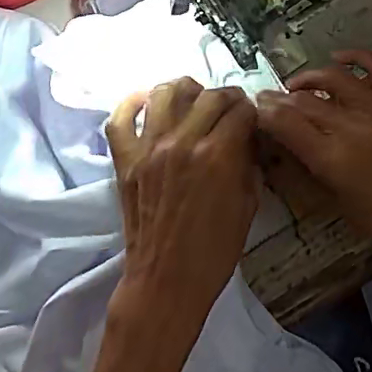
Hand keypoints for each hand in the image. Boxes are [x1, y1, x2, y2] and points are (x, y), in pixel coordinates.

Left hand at [105, 78, 261, 332]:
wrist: (166, 281)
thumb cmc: (214, 252)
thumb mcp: (247, 207)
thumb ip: (248, 166)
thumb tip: (247, 141)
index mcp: (218, 155)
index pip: (240, 110)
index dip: (250, 111)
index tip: (251, 118)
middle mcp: (182, 142)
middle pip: (208, 95)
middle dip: (226, 97)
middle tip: (229, 108)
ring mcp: (148, 148)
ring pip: (164, 93)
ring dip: (184, 89)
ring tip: (192, 98)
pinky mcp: (124, 159)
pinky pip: (120, 118)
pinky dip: (132, 104)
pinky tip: (146, 103)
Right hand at [254, 50, 371, 248]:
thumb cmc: (371, 212)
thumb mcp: (326, 195)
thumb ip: (299, 163)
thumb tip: (272, 136)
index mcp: (333, 158)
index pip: (287, 122)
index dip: (265, 112)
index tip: (254, 109)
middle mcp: (353, 128)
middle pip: (304, 100)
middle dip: (279, 98)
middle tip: (267, 100)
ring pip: (332, 78)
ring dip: (308, 78)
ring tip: (296, 86)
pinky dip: (356, 56)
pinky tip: (337, 58)